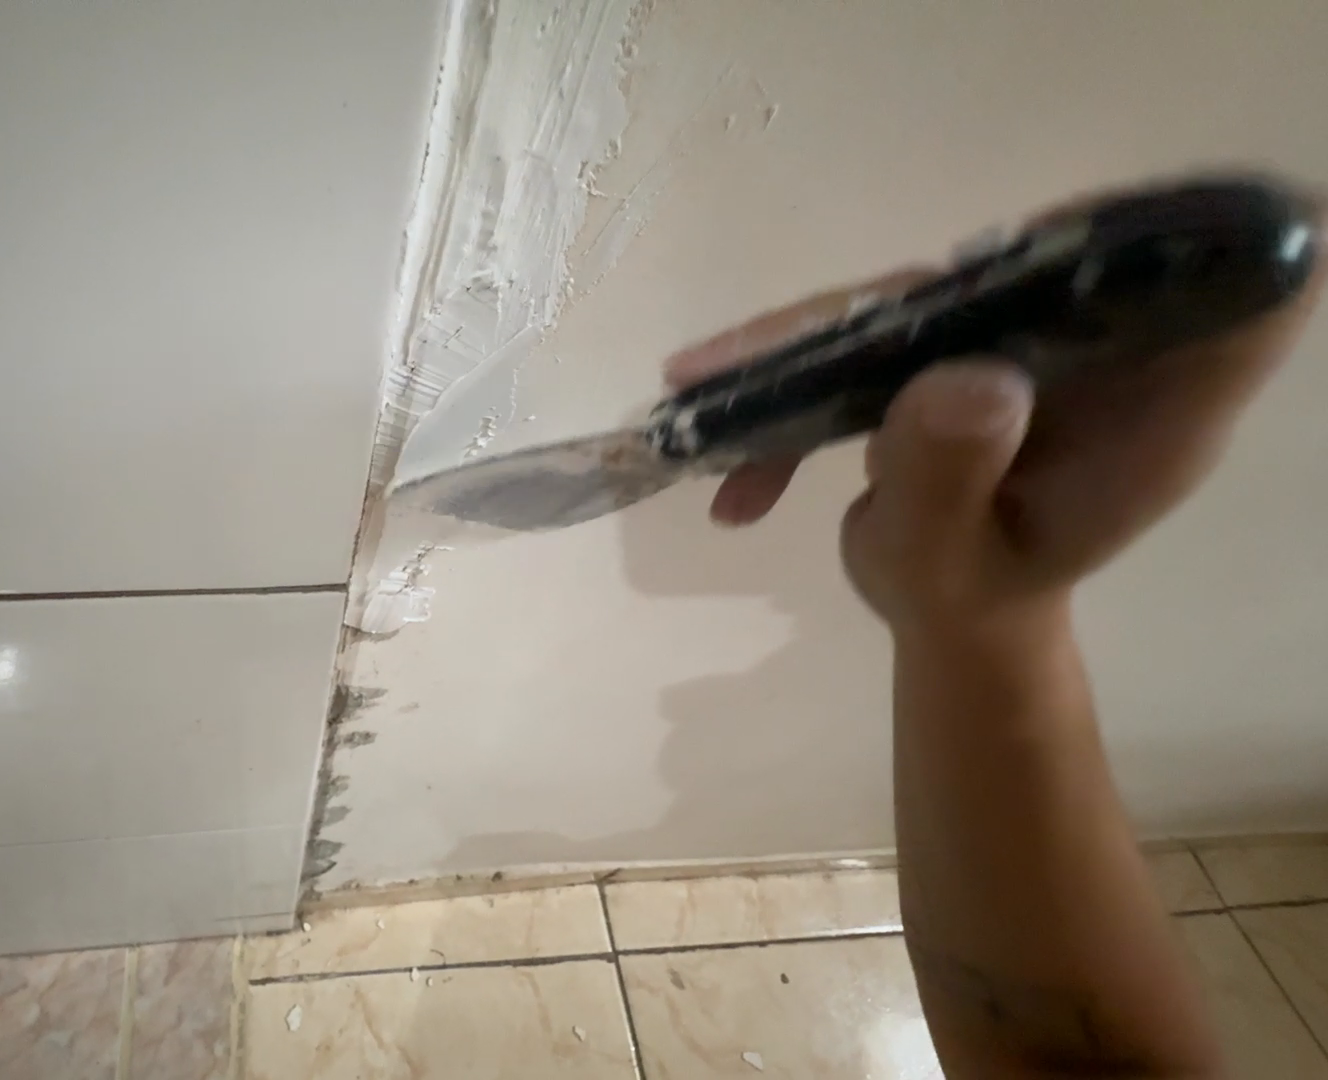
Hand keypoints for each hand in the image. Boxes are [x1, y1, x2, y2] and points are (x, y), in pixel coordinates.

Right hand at [664, 257, 1320, 634]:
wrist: (946, 613)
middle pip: (997, 287)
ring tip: (689, 398)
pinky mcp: (951, 363)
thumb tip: (958, 375)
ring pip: (908, 314)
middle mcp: (1088, 364)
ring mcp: (1011, 359)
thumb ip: (950, 478)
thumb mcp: (945, 560)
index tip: (1013, 259)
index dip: (1146, 243)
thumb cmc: (963, 601)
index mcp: (1142, 414)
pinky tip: (730, 459)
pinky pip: (868, 348)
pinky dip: (792, 392)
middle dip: (858, 316)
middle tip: (731, 360)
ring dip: (792, 354)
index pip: (1227, 288)